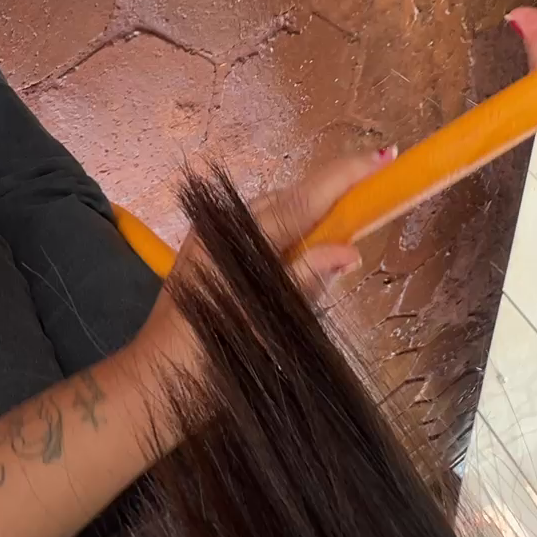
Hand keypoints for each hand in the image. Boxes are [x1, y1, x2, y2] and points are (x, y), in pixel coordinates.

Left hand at [131, 148, 391, 372]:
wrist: (150, 381)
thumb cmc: (208, 360)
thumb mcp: (264, 326)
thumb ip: (304, 282)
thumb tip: (351, 251)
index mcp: (239, 241)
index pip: (306, 199)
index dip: (347, 176)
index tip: (386, 155)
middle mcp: (226, 227)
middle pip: (294, 199)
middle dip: (335, 196)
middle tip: (376, 199)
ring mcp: (214, 236)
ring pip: (277, 212)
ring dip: (312, 216)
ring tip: (347, 225)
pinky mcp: (210, 250)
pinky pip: (261, 229)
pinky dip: (288, 233)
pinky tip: (302, 250)